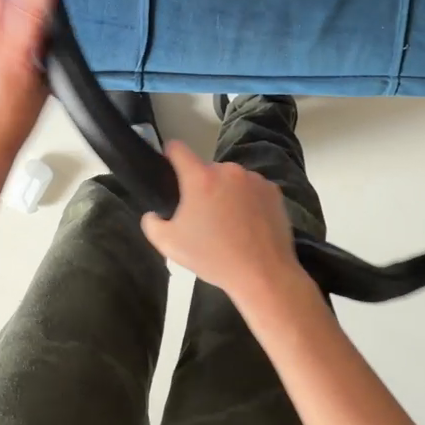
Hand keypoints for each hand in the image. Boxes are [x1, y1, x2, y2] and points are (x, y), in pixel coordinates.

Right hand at [141, 141, 310, 309]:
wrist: (263, 275)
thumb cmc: (213, 257)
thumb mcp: (169, 245)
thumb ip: (151, 223)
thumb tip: (154, 213)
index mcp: (200, 178)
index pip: (177, 149)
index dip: (169, 155)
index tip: (169, 168)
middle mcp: (228, 170)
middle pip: (206, 170)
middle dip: (202, 186)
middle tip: (203, 215)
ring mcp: (254, 179)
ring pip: (231, 180)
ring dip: (226, 193)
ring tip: (229, 223)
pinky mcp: (273, 191)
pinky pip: (253, 189)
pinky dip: (248, 201)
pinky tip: (249, 225)